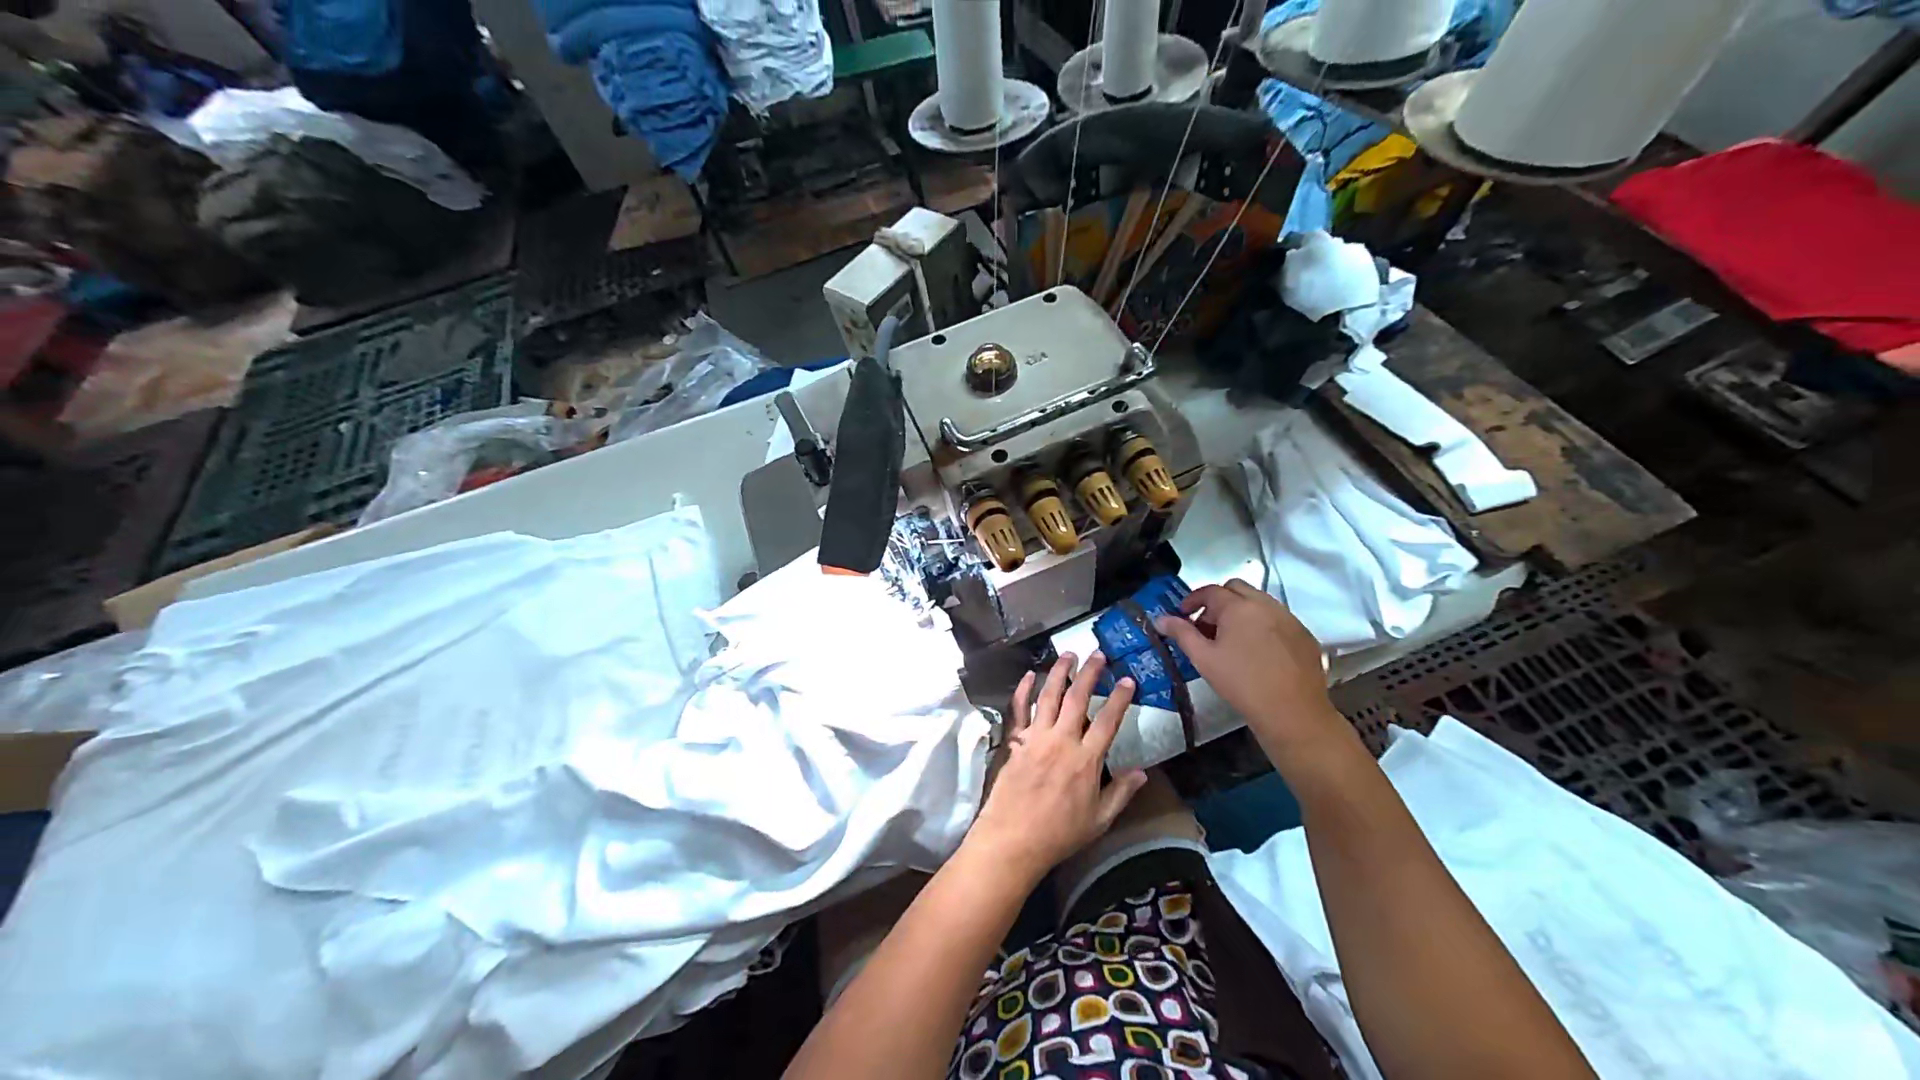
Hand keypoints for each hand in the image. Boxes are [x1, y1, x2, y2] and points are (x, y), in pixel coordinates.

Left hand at [963, 653, 1148, 884]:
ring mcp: (1036, 738)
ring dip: (1059, 673)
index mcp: (1086, 760)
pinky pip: (1019, 710)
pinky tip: (1030, 675)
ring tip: (1068, 654)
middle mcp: (1062, 741)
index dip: (1120, 698)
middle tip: (1098, 655)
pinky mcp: (1015, 741)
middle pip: (1077, 698)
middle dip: (1089, 673)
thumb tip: (1142, 773)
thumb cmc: (1059, 834)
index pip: (1108, 720)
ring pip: (1049, 696)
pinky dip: (1024, 690)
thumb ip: (1121, 793)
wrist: (1013, 839)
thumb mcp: (1099, 820)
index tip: (1128, 680)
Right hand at [1155, 581, 1357, 769]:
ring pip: (1259, 602)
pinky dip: (1262, 625)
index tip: (1183, 614)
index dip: (1192, 600)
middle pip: (1236, 589)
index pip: (1210, 591)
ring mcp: (1289, 618)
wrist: (1292, 711)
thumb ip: (1181, 633)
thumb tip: (1161, 619)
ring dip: (1241, 611)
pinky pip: (1278, 619)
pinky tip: (1258, 651)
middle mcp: (1266, 604)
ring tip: (1231, 639)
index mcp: (1238, 607)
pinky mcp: (1304, 634)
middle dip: (1218, 601)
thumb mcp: (1203, 659)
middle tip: (1207, 625)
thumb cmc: (1241, 683)